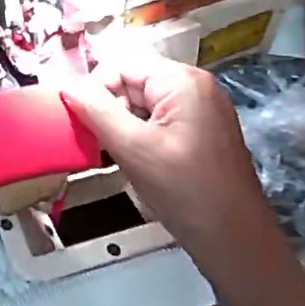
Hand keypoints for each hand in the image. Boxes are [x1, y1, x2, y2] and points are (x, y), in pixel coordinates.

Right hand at [62, 54, 288, 290]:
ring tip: (123, 157)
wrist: (236, 240)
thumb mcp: (133, 149)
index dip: (96, 89)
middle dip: (112, 109)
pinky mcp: (204, 130)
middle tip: (103, 145)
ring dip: (126, 125)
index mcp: (182, 81)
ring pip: (145, 103)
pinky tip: (142, 162)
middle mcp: (196, 85)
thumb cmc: (185, 192)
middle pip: (134, 81)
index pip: (122, 65)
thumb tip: (67, 85)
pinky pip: (161, 119)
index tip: (82, 122)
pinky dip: (144, 136)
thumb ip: (97, 111)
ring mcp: (203, 108)